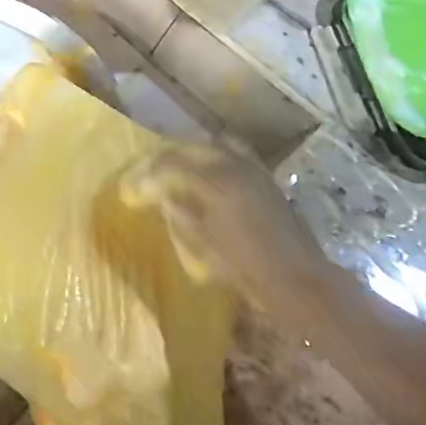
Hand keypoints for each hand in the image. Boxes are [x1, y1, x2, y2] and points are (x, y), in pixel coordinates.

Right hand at [121, 143, 328, 312]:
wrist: (298, 279)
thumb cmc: (246, 270)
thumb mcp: (201, 250)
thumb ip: (178, 217)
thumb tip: (164, 199)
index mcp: (214, 183)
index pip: (168, 165)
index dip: (143, 176)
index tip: (127, 191)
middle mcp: (231, 165)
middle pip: (185, 148)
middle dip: (158, 160)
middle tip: (142, 177)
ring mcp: (250, 167)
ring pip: (207, 145)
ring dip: (183, 155)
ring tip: (168, 171)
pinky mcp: (262, 175)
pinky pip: (230, 151)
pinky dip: (209, 156)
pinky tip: (202, 173)